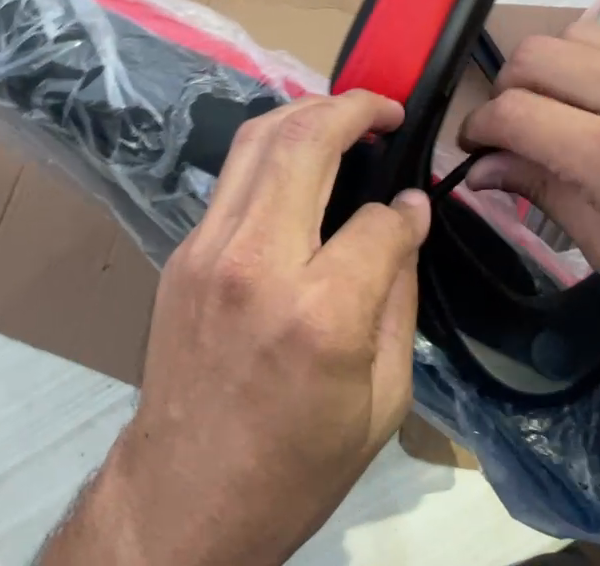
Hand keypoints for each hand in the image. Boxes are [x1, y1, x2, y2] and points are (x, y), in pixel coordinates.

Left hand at [41, 91, 431, 565]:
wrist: (186, 493)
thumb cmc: (297, 464)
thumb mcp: (382, 398)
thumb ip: (398, 294)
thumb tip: (407, 219)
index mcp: (319, 312)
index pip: (379, 217)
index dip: (408, 208)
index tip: (416, 206)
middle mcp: (256, 262)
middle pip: (305, 141)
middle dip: (353, 109)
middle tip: (384, 108)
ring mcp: (208, 249)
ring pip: (258, 140)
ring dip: (306, 112)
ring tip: (343, 115)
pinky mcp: (183, 251)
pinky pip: (233, 176)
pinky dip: (272, 151)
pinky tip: (300, 162)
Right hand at [459, 19, 599, 356]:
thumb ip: (544, 194)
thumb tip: (481, 167)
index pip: (513, 112)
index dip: (477, 129)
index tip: (474, 150)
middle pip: (531, 57)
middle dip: (504, 93)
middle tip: (512, 133)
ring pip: (569, 34)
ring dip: (545, 70)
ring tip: (554, 112)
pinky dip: (588, 61)